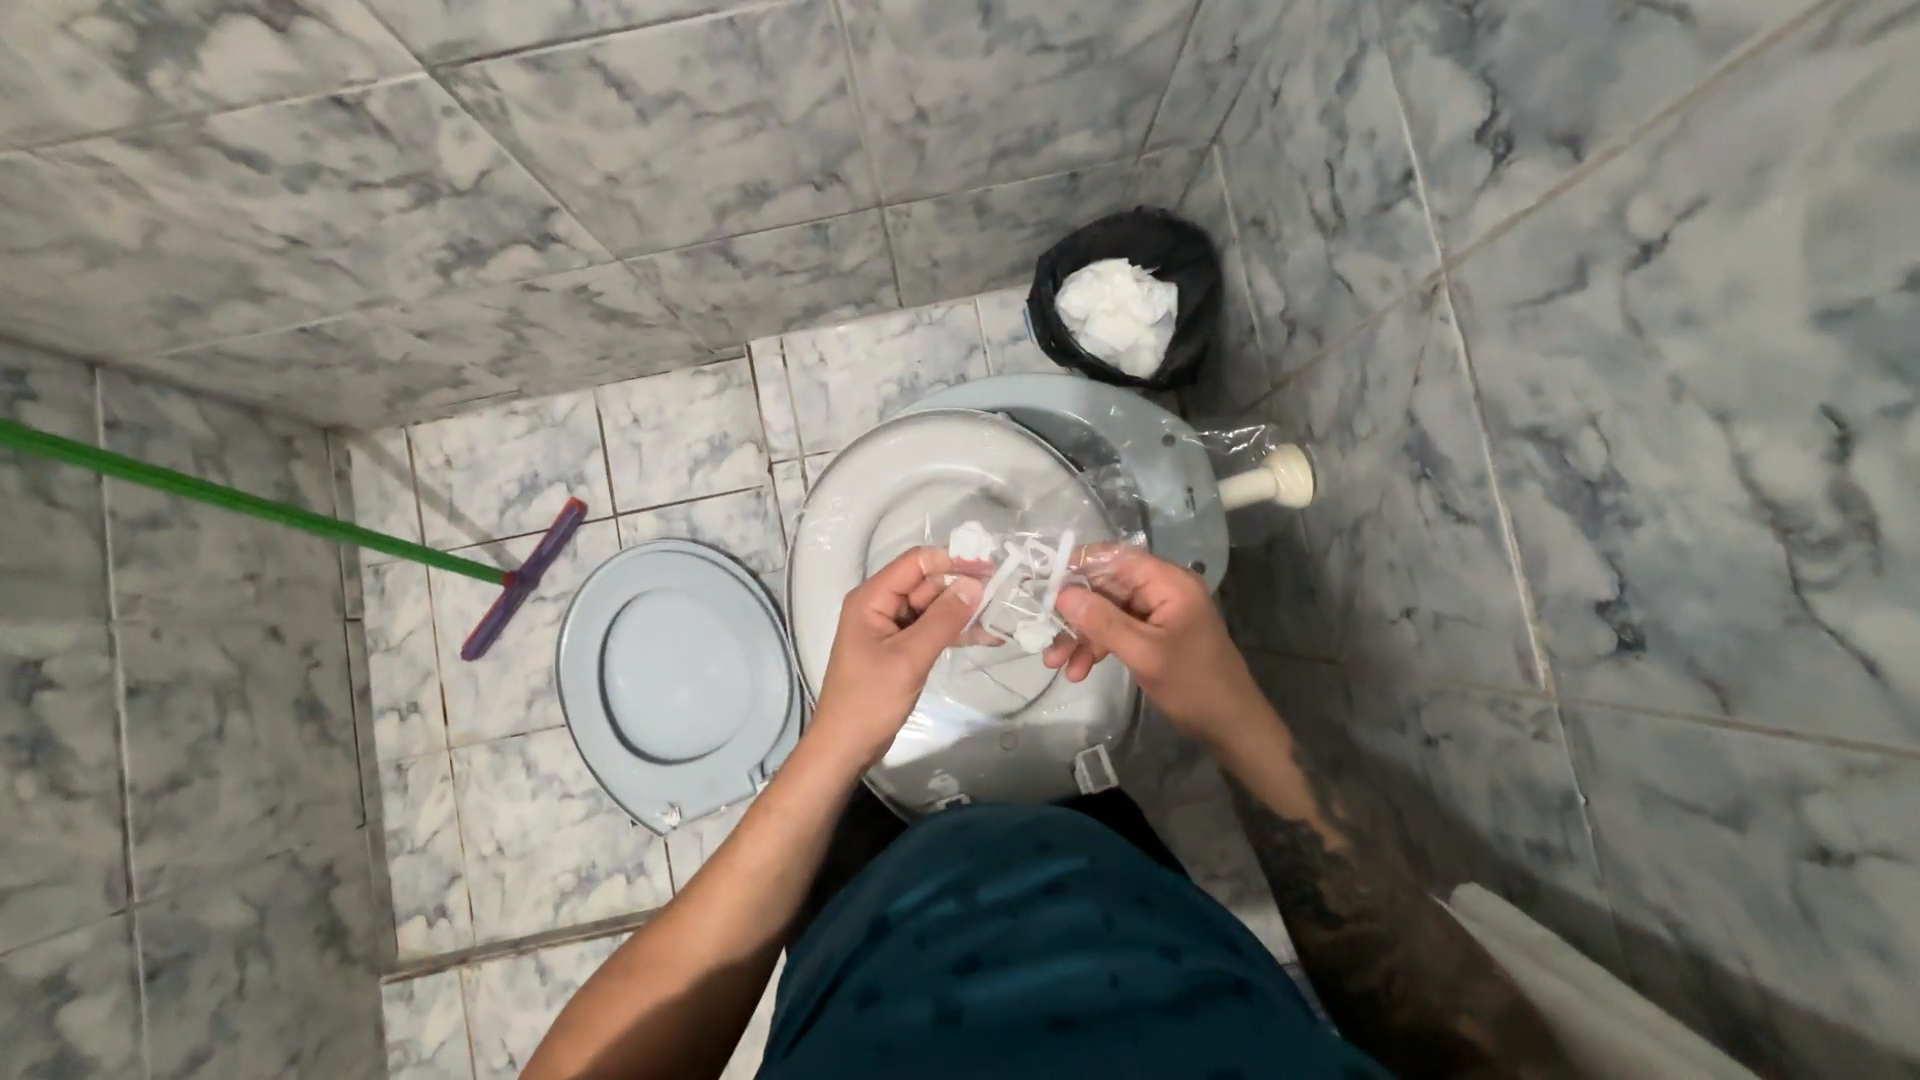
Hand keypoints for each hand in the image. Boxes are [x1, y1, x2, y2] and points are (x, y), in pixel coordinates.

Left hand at [808, 547, 983, 767]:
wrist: (846, 746)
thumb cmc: (870, 699)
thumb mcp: (909, 658)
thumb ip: (943, 620)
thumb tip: (974, 585)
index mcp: (872, 598)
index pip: (916, 563)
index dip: (952, 559)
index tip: (988, 566)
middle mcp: (880, 606)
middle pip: (926, 583)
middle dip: (962, 587)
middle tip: (1002, 594)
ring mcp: (890, 628)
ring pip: (933, 607)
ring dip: (963, 611)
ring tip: (1000, 616)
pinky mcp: (900, 648)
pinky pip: (931, 629)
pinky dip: (955, 632)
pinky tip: (986, 637)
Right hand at [1043, 547, 1265, 745]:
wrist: (1232, 727)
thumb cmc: (1194, 685)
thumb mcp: (1145, 654)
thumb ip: (1103, 622)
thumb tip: (1062, 594)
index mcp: (1169, 582)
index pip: (1116, 557)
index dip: (1078, 565)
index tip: (1043, 581)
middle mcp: (1162, 590)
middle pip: (1106, 586)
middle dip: (1074, 611)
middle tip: (1043, 630)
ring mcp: (1157, 614)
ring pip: (1106, 612)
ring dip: (1080, 635)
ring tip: (1055, 662)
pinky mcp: (1153, 636)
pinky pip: (1116, 631)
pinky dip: (1096, 647)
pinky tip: (1078, 670)